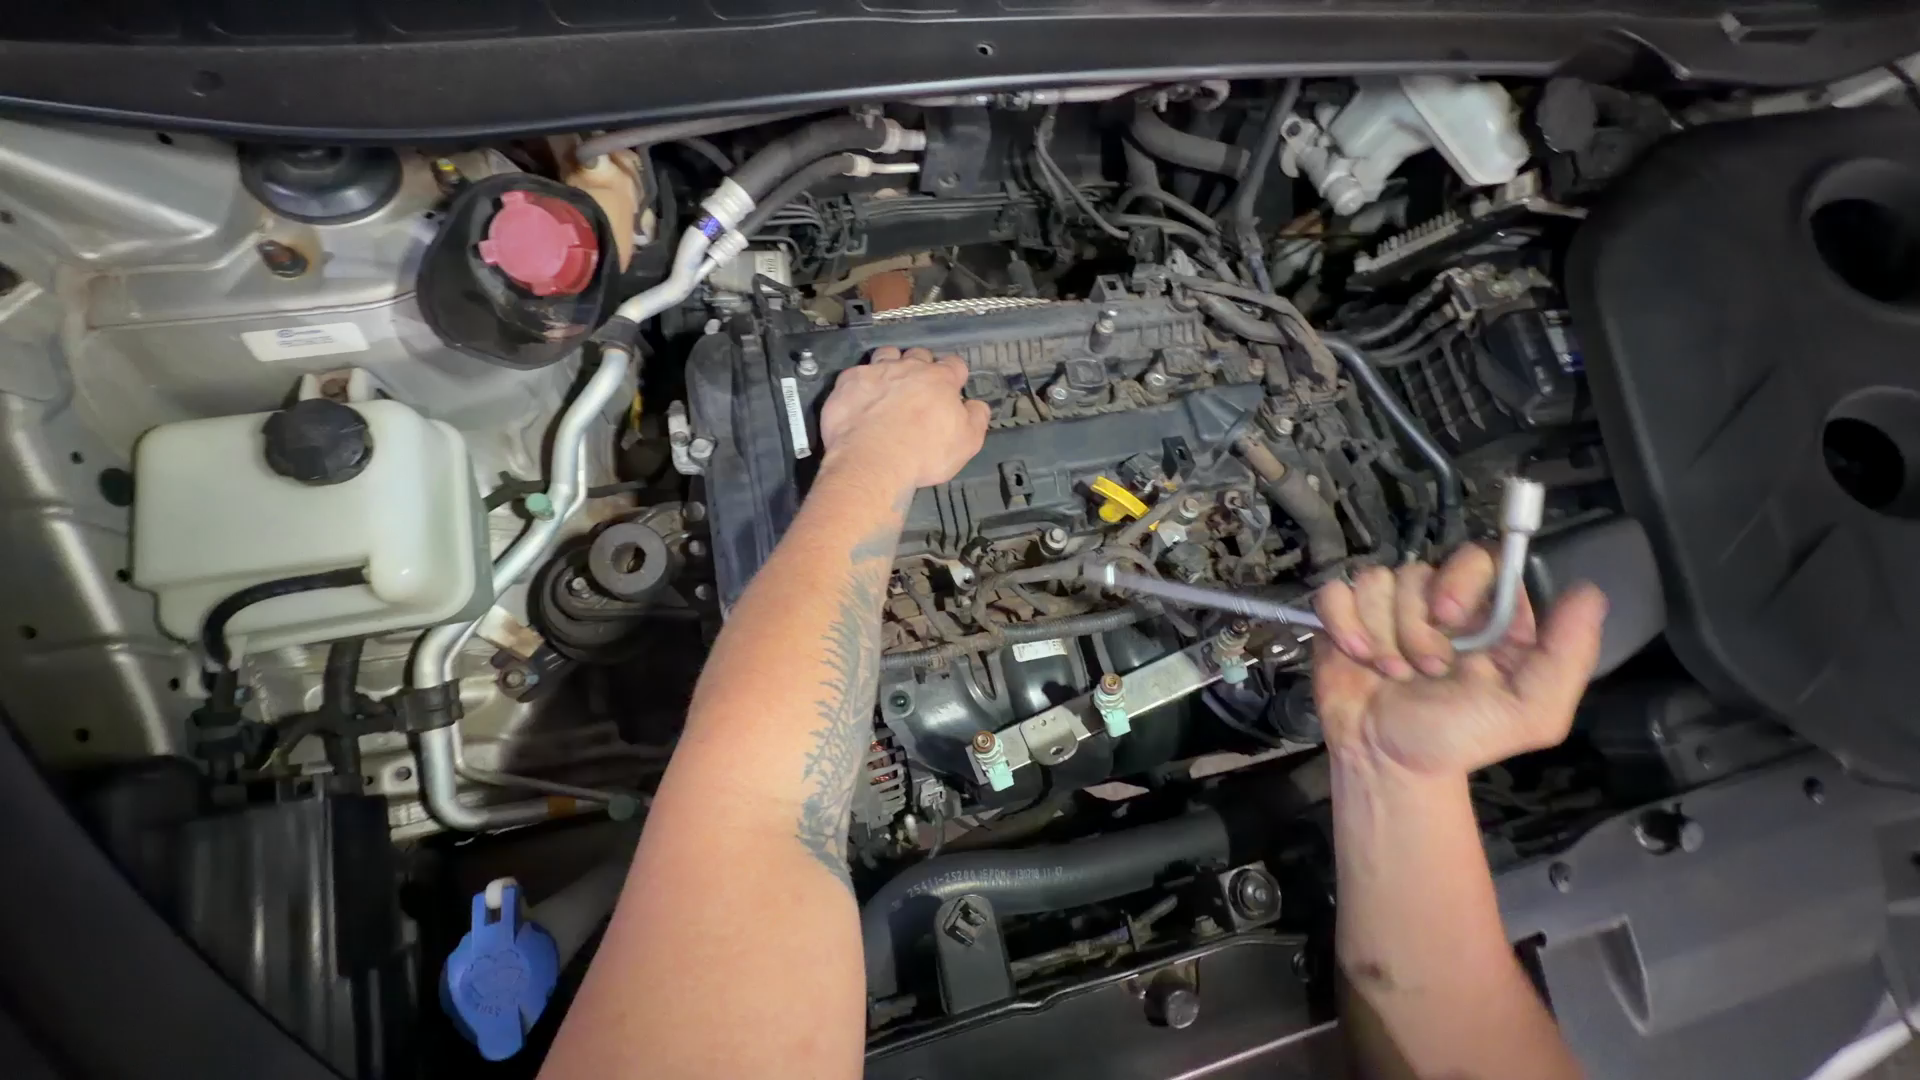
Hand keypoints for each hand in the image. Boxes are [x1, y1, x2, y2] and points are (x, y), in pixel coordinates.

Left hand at [818, 346, 989, 492]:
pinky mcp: (847, 383)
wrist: (872, 461)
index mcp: (940, 380)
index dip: (955, 375)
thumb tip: (977, 406)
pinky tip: (859, 400)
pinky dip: (860, 384)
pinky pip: (855, 374)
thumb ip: (976, 419)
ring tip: (888, 385)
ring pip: (887, 355)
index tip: (953, 388)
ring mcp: (876, 371)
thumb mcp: (967, 443)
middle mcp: (908, 368)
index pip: (955, 365)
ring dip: (890, 365)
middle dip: (921, 366)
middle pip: (919, 355)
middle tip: (918, 389)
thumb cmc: (924, 454)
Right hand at [1311, 548, 1607, 778]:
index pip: (1478, 559)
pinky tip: (1355, 655)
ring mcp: (1384, 608)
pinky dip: (1343, 624)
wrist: (1387, 761)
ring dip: (1381, 634)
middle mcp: (1433, 603)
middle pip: (1418, 570)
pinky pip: (1335, 593)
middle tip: (1424, 667)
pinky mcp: (1341, 617)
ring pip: (1375, 581)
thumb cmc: (1458, 738)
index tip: (1449, 616)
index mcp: (1484, 615)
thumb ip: (1567, 655)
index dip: (1460, 579)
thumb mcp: (1531, 712)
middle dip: (1415, 622)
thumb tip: (1588, 592)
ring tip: (1390, 673)